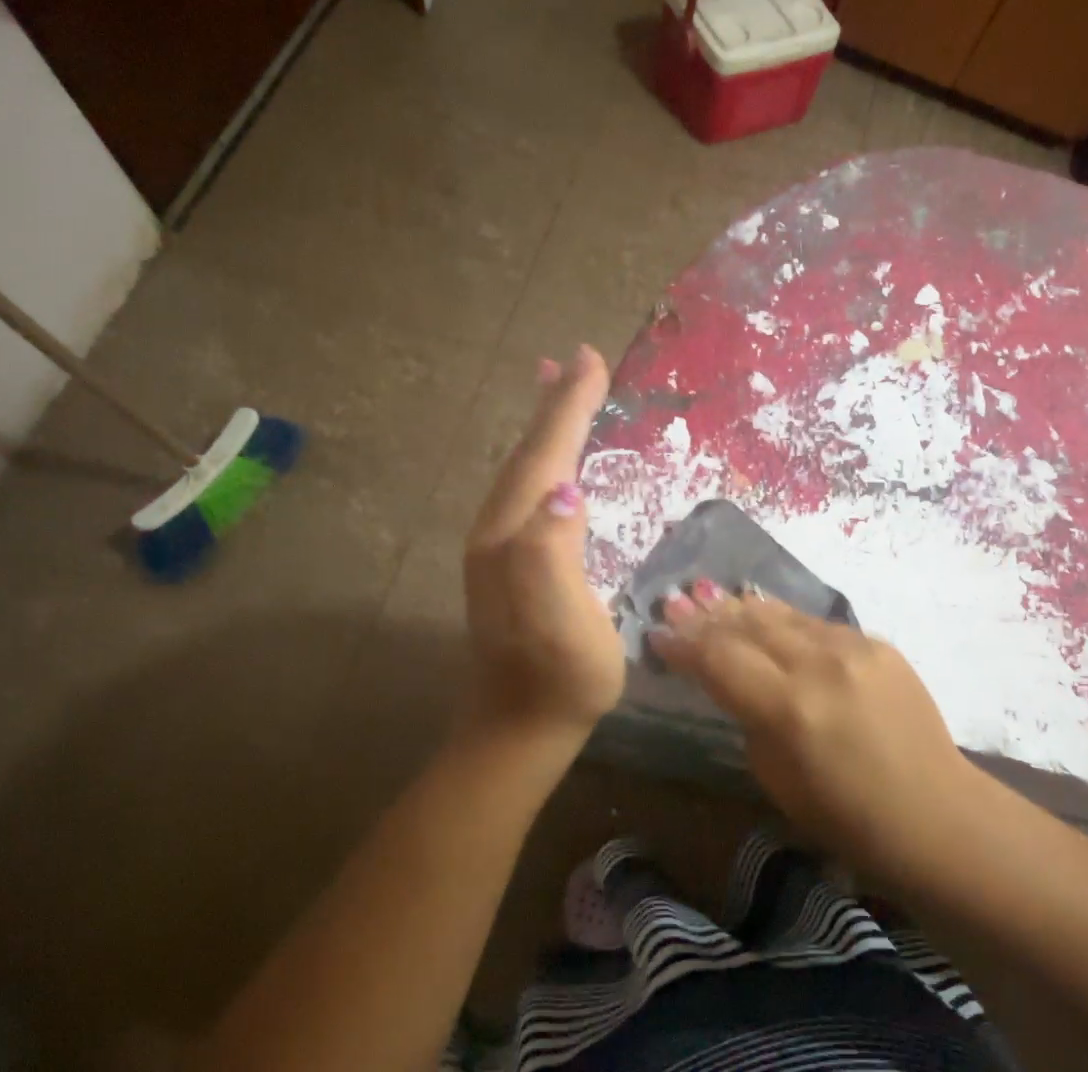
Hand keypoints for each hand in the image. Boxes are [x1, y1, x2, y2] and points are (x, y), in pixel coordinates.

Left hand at [463, 346, 623, 729]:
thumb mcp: (564, 624)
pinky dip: (545, 462)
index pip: (545, 456)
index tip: (590, 358)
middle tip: (578, 362)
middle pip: (528, 455)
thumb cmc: (559, 679)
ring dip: (545, 429)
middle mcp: (497, 533)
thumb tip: (565, 492)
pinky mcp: (510, 567)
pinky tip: (557, 467)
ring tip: (560, 391)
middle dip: (554, 405)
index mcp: (514, 536)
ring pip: (525, 472)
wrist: (519, 729)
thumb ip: (552, 556)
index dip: (568, 407)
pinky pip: (529, 494)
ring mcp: (500, 551)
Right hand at [650, 585, 970, 856]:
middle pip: (749, 626)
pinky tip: (765, 612)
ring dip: (742, 608)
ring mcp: (855, 648)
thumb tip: (732, 679)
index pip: (721, 658)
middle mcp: (821, 665)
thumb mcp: (777, 778)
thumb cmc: (846, 818)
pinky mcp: (879, 645)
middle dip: (706, 616)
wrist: (932, 813)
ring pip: (785, 616)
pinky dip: (784, 619)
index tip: (657, 634)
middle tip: (674, 603)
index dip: (683, 645)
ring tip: (709, 596)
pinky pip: (819, 625)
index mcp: (790, 708)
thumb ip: (750, 718)